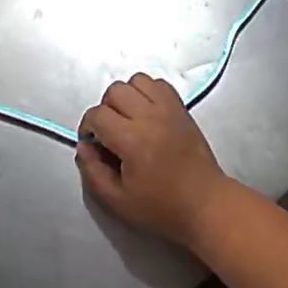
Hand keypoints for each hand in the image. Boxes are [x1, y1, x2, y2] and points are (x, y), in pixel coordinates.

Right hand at [75, 73, 233, 246]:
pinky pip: (159, 83)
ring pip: (137, 80)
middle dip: (104, 108)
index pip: (98, 115)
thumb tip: (83, 146)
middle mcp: (149, 115)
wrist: (203, 203)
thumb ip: (93, 172)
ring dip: (126, 95)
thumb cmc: (160, 207)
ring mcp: (168, 107)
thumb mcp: (118, 202)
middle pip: (115, 90)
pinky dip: (147, 91)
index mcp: (132, 139)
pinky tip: (147, 112)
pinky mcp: (181, 106)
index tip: (91, 142)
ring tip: (127, 118)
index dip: (87, 126)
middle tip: (109, 132)